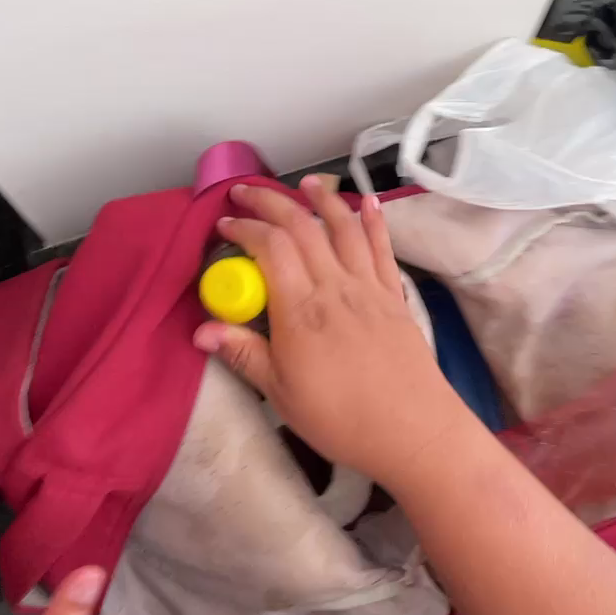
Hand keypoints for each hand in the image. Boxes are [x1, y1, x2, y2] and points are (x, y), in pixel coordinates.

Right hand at [194, 175, 471, 489]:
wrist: (414, 431)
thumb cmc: (342, 419)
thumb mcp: (282, 394)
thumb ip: (244, 355)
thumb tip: (201, 330)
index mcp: (301, 310)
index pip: (270, 247)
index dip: (245, 228)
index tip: (225, 225)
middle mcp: (334, 286)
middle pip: (302, 227)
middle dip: (270, 202)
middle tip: (246, 192)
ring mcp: (368, 287)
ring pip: (343, 227)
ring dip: (322, 199)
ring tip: (304, 183)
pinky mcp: (393, 295)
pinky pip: (381, 248)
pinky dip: (373, 221)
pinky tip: (367, 202)